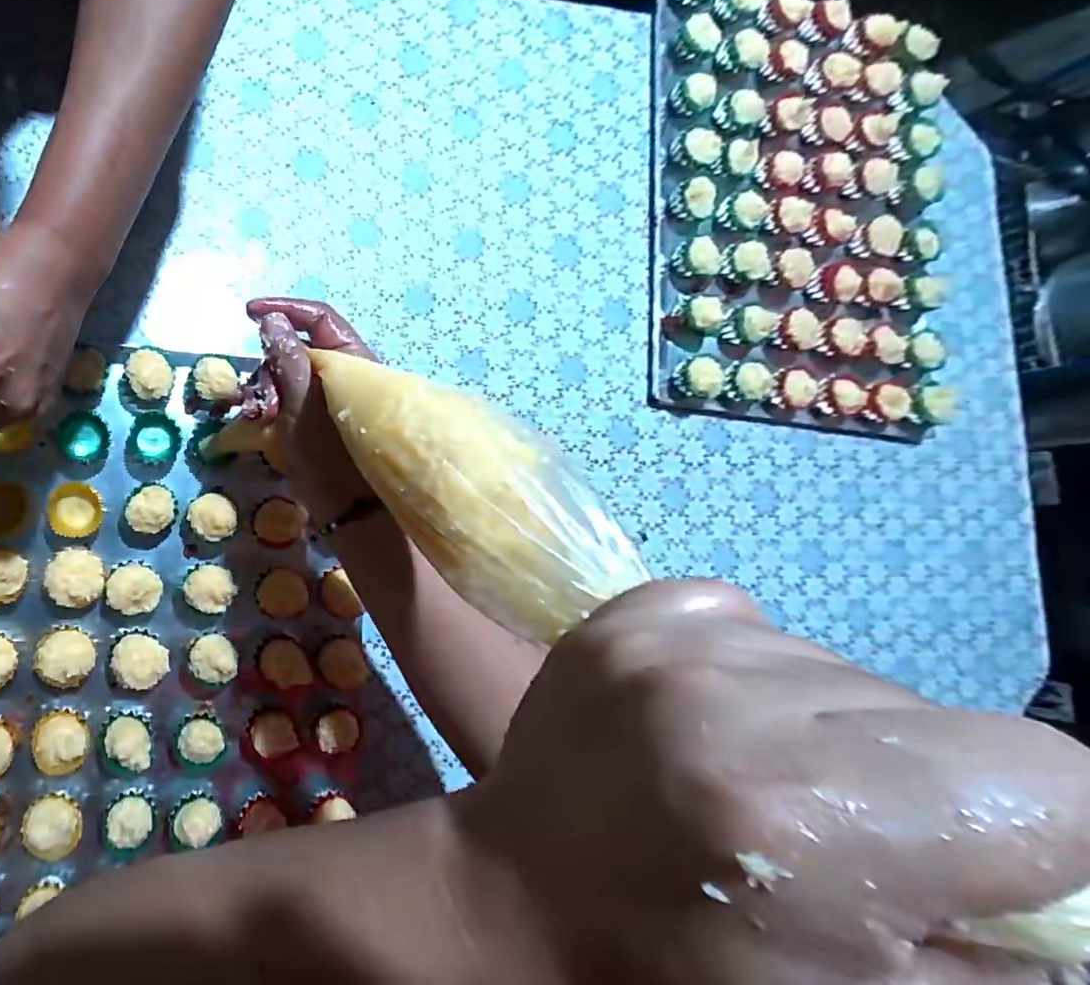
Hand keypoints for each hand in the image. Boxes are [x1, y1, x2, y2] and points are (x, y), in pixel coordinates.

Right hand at [241, 297, 379, 528]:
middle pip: (293, 350)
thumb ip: (289, 359)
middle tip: (257, 395)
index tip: (249, 314)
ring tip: (253, 416)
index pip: (318, 318)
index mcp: (350, 360)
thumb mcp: (305, 403)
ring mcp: (321, 401)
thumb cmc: (333, 455)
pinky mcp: (308, 423)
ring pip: (282, 378)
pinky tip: (247, 426)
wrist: (348, 512)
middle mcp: (337, 376)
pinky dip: (262, 410)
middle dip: (267, 365)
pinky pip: (279, 404)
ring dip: (261, 390)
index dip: (285, 309)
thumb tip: (272, 321)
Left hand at [462, 579, 1089, 983]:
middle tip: (830, 828)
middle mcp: (726, 705)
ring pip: (826, 660)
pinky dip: (741, 656)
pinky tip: (703, 710)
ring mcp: (653, 650)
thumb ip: (1013, 940)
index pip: (1050, 775)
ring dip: (818, 716)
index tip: (969, 865)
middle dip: (918, 776)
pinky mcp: (605, 625)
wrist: (525, 892)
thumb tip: (1053, 860)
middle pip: (925, 710)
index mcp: (814, 811)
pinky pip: (728, 611)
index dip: (1040, 830)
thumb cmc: (688, 960)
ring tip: (747, 770)